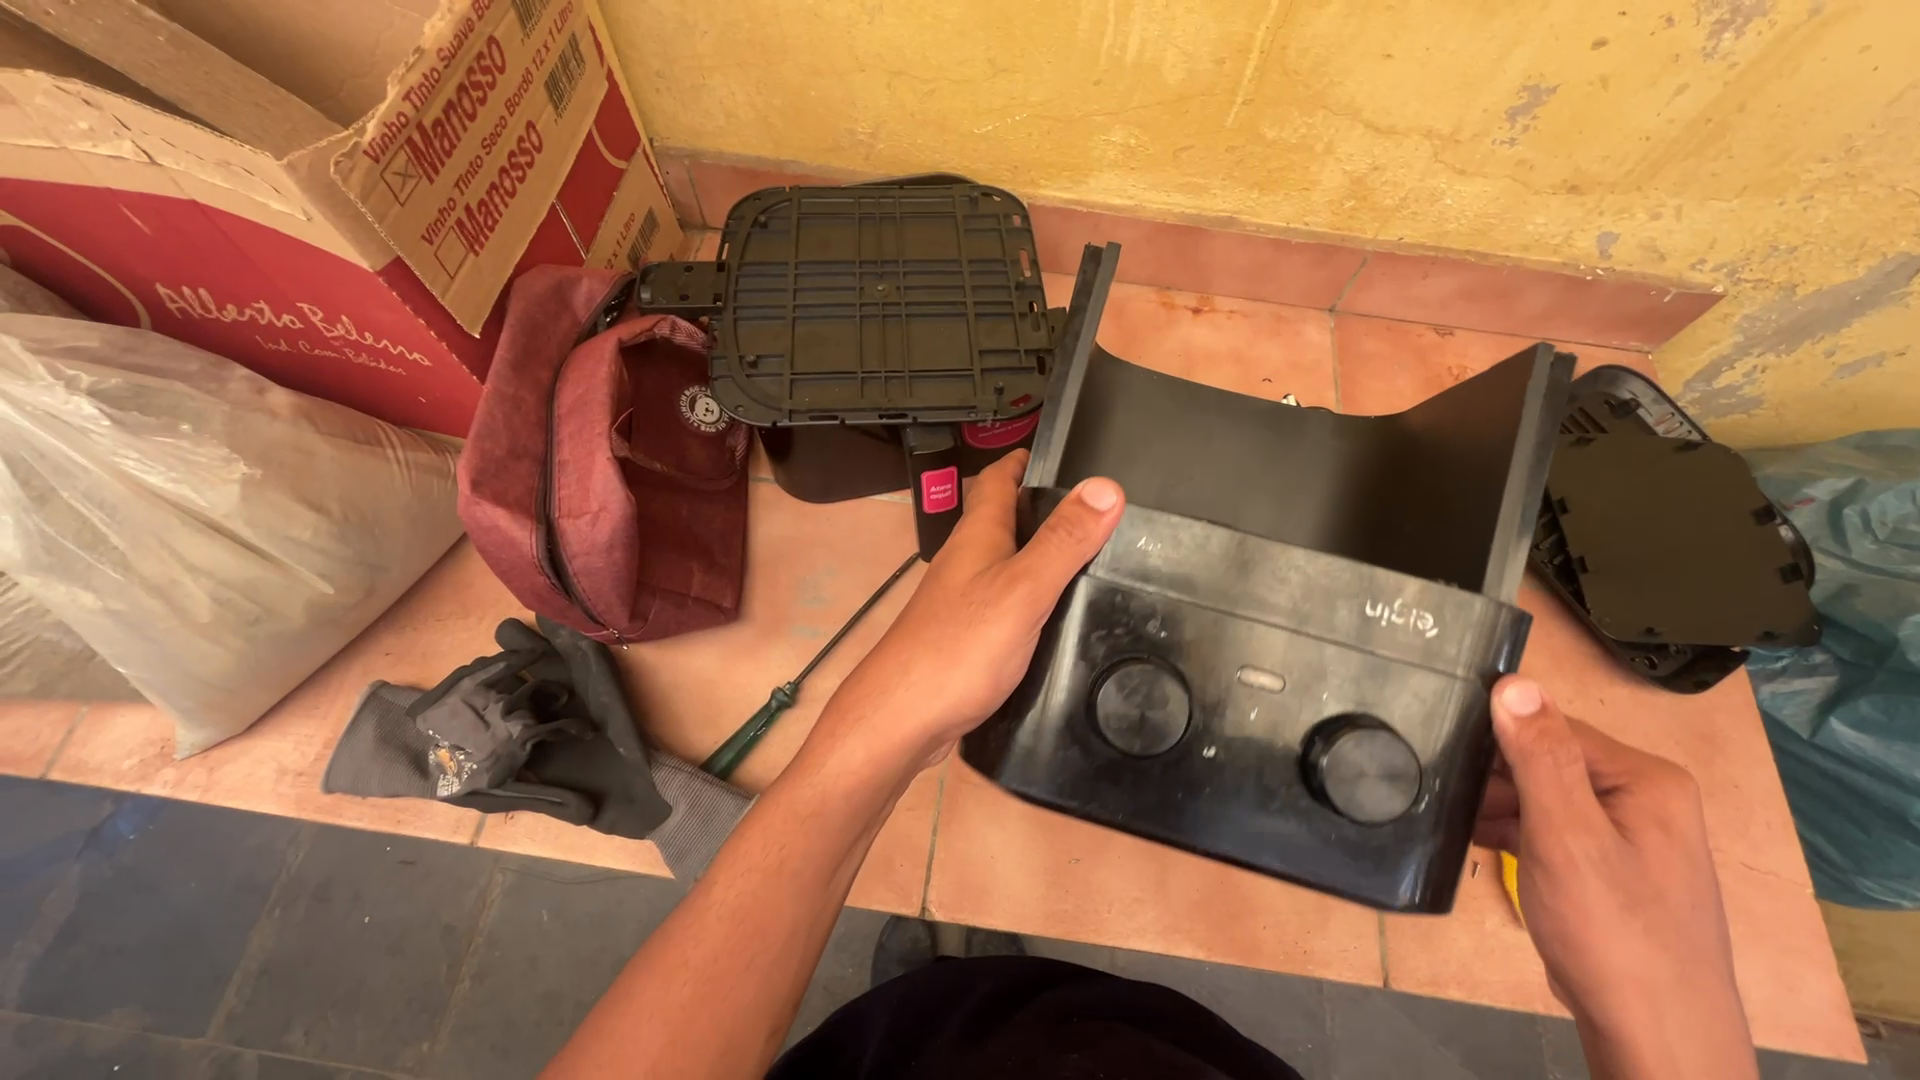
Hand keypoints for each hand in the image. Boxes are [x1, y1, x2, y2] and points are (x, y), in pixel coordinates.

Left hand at [820, 450, 1124, 771]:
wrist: (901, 719)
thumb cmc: (959, 647)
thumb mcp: (1023, 589)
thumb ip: (1063, 541)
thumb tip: (1106, 485)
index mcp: (976, 537)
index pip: (996, 479)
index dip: (1023, 460)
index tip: (1060, 452)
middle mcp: (964, 561)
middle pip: (1000, 520)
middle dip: (1039, 507)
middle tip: (1092, 511)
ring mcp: (959, 601)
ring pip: (1001, 563)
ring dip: (1035, 554)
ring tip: (1085, 560)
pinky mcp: (963, 638)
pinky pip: (1001, 602)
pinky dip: (1029, 597)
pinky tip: (1053, 618)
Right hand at [1476, 676, 1756, 1079]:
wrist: (1654, 1034)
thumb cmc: (1609, 929)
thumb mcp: (1565, 836)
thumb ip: (1539, 756)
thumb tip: (1513, 682)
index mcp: (1645, 780)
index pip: (1552, 726)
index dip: (1495, 738)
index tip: (1443, 751)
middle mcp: (1645, 799)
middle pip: (1547, 759)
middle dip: (1494, 777)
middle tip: (1443, 792)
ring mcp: (1630, 837)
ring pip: (1544, 796)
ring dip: (1498, 806)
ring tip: (1453, 820)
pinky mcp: (1610, 868)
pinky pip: (1552, 829)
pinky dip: (1515, 833)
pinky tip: (1479, 843)